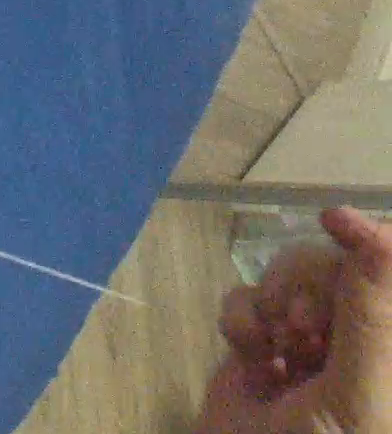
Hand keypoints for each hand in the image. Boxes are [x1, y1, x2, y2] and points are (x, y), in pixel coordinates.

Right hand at [199, 207, 391, 433]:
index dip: (374, 243)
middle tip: (300, 330)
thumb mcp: (359, 393)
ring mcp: (317, 339)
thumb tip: (359, 228)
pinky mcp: (265, 338)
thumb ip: (369, 315)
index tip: (335, 220)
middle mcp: (370, 340)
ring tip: (274, 349)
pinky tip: (249, 354)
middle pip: (337, 269)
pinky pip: (246, 298)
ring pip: (287, 279)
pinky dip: (239, 320)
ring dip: (268, 306)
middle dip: (306, 289)